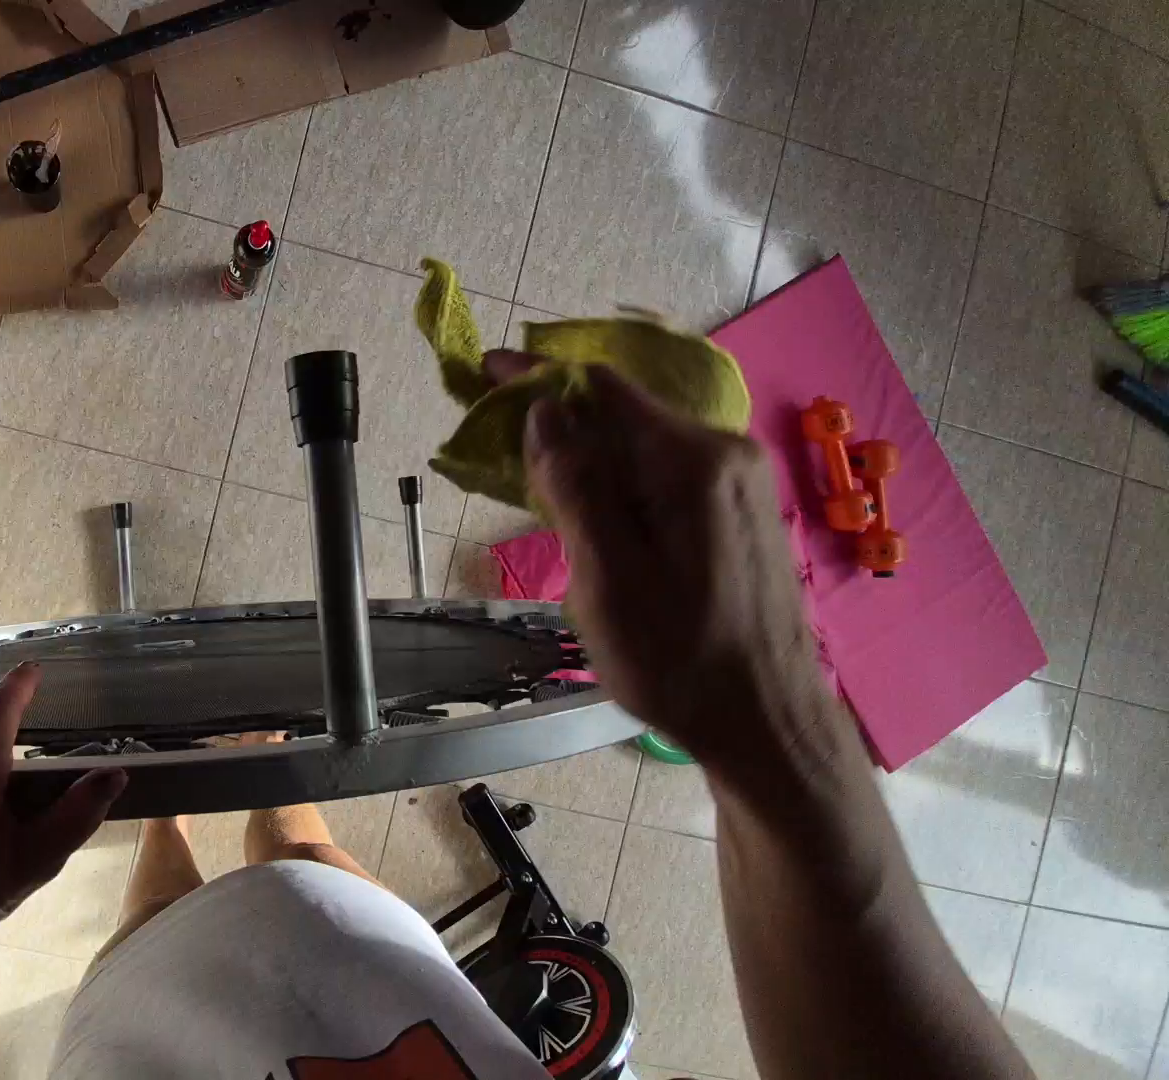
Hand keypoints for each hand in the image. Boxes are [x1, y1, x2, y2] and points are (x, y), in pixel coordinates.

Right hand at [491, 352, 846, 783]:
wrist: (767, 723)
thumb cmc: (675, 658)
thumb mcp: (606, 577)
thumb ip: (575, 488)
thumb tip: (543, 412)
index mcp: (691, 463)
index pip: (601, 390)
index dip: (538, 375)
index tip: (486, 369)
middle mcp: (723, 455)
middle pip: (622, 412)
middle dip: (557, 415)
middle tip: (497, 435)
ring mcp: (736, 481)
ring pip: (640, 443)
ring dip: (583, 449)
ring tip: (534, 476)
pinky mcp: (735, 509)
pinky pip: (661, 470)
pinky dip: (614, 474)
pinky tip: (589, 505)